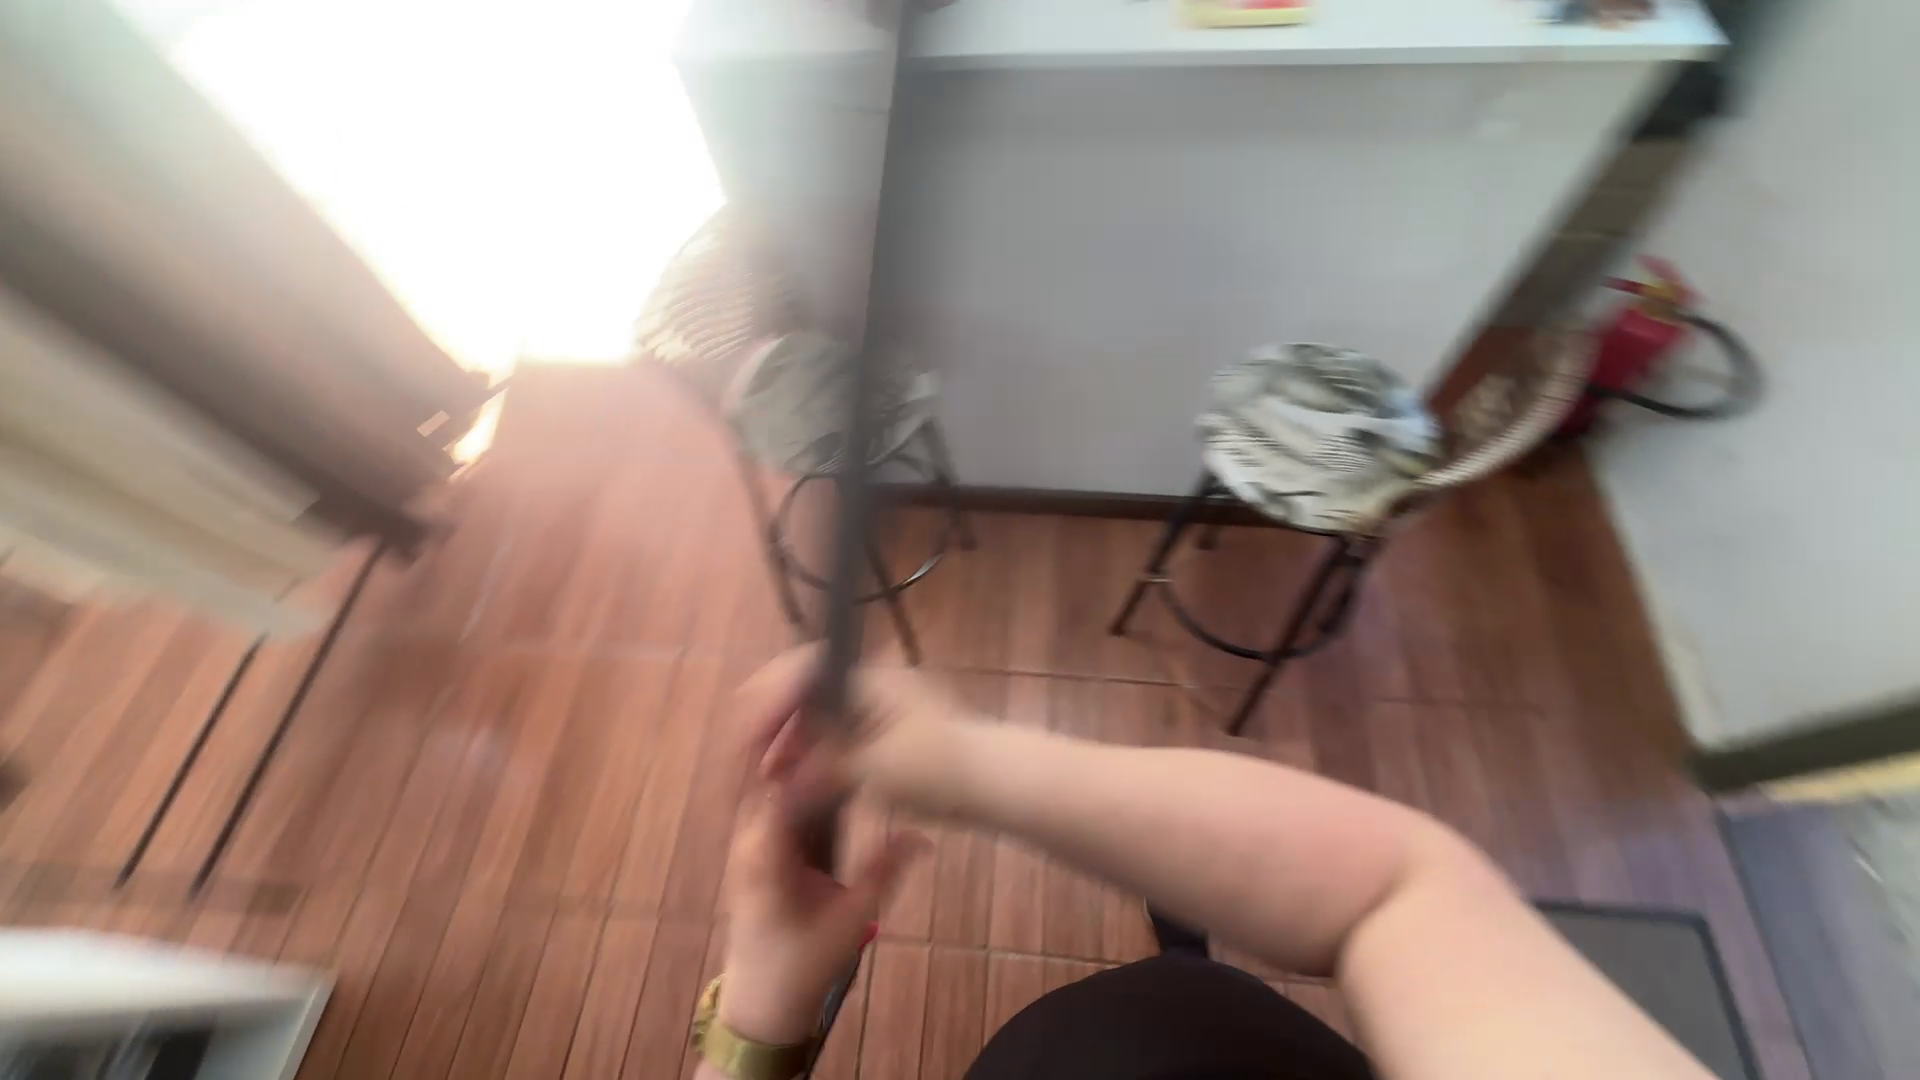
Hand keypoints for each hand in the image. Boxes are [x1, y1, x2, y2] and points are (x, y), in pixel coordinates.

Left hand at [717, 653, 931, 1045]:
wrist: (762, 997)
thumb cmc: (800, 963)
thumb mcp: (850, 923)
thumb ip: (882, 874)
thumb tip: (922, 836)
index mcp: (763, 845)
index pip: (765, 770)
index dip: (784, 723)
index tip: (813, 687)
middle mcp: (746, 824)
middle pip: (744, 747)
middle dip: (770, 700)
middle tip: (811, 663)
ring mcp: (745, 822)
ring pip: (748, 752)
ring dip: (773, 709)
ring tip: (813, 673)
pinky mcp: (755, 824)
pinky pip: (761, 767)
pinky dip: (780, 734)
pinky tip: (812, 716)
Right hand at [734, 646, 968, 814]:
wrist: (997, 782)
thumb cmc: (940, 769)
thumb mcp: (876, 769)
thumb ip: (821, 772)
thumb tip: (775, 790)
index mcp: (868, 680)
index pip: (803, 670)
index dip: (766, 696)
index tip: (743, 731)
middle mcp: (872, 684)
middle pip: (806, 692)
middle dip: (773, 724)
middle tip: (749, 761)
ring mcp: (880, 707)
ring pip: (820, 716)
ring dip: (792, 743)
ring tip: (769, 778)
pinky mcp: (887, 733)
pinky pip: (837, 736)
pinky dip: (814, 755)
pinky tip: (801, 783)